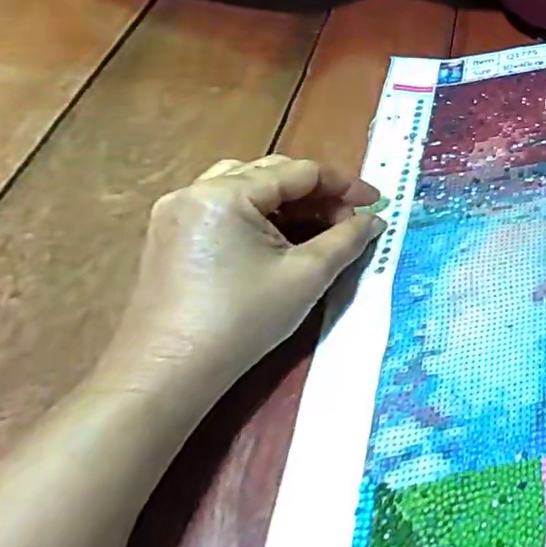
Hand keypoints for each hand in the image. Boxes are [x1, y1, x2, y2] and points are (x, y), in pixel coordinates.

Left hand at [93, 156, 383, 405]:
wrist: (168, 374)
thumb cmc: (242, 319)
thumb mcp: (309, 274)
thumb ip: (348, 239)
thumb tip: (375, 220)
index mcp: (226, 194)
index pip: (301, 171)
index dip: (345, 185)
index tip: (377, 203)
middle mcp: (196, 191)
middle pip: (273, 173)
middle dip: (319, 193)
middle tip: (351, 220)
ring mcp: (178, 213)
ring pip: (249, 186)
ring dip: (292, 200)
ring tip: (320, 227)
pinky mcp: (172, 236)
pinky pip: (227, 207)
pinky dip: (263, 213)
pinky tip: (284, 239)